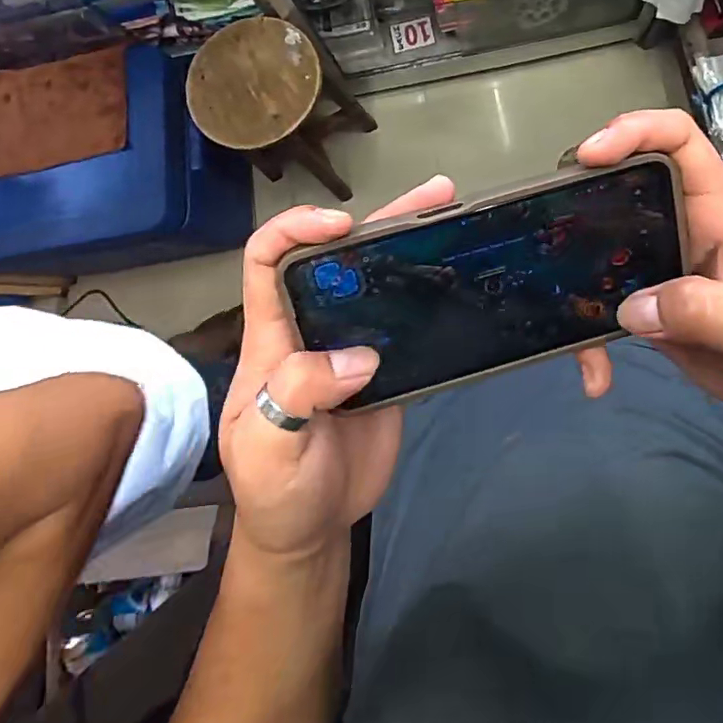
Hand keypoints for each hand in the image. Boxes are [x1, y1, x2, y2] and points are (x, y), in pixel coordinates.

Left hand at [220, 176, 457, 559]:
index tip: (339, 225)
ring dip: (410, 244)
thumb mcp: (267, 450)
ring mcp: (351, 345)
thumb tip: (358, 357)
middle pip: (337, 255)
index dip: (294, 230)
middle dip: (378, 219)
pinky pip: (404, 319)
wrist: (311, 526)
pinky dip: (428, 293)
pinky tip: (456, 276)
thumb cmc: (273, 491)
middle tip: (431, 196)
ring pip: (377, 281)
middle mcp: (312, 326)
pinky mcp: (384, 367)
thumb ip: (295, 398)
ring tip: (451, 214)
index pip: (267, 260)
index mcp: (272, 337)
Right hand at [574, 109, 722, 416]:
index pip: (680, 142)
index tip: (592, 153)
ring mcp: (661, 267)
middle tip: (546, 215)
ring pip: (602, 250)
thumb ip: (709, 310)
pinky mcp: (648, 307)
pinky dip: (593, 342)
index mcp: (718, 211)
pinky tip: (595, 377)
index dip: (637, 131)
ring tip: (554, 301)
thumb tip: (632, 307)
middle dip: (582, 194)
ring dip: (574, 275)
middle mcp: (682, 228)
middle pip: (623, 186)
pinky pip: (605, 311)